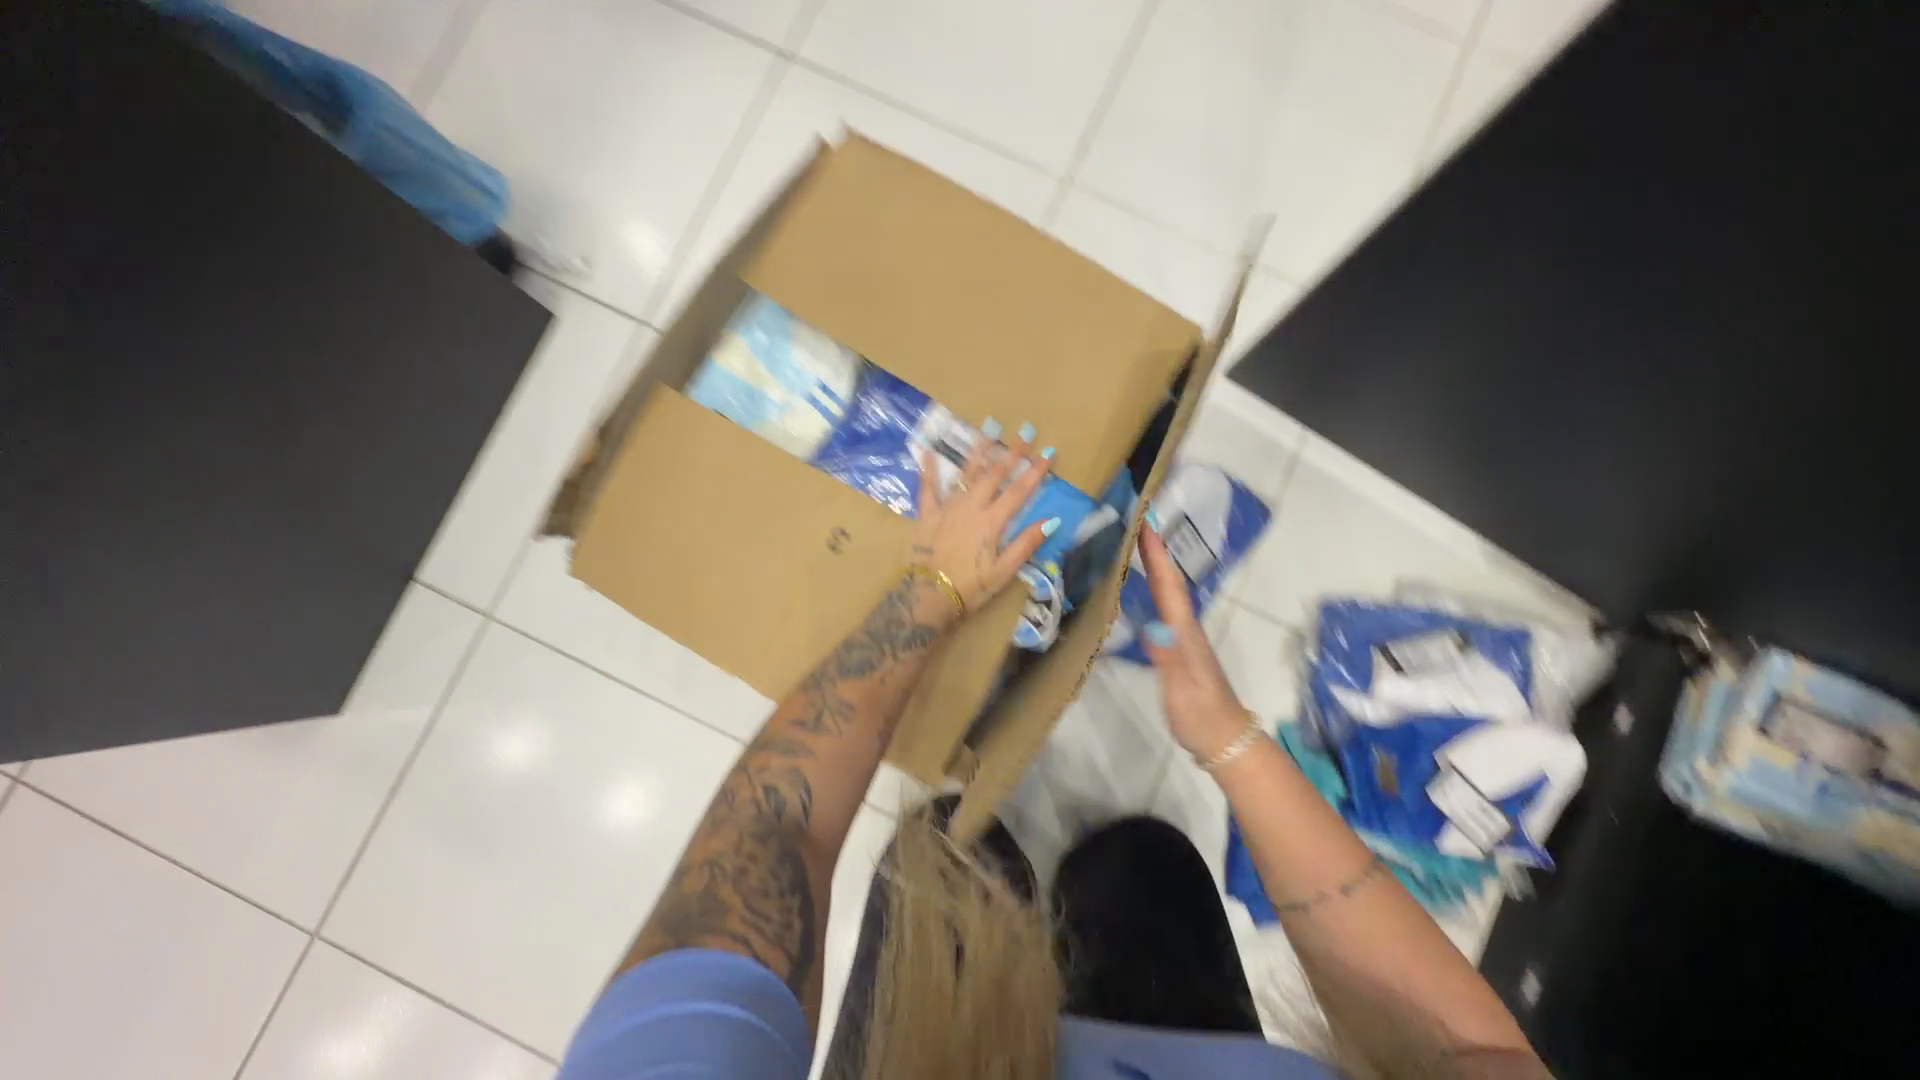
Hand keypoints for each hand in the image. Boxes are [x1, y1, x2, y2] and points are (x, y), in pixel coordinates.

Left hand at [909, 422, 1056, 614]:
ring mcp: (947, 508)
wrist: (927, 597)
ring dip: (979, 450)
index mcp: (992, 523)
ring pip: (966, 474)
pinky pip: (927, 488)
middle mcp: (971, 508)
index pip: (1019, 492)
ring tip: (989, 427)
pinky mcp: (926, 515)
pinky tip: (928, 451)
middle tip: (1025, 431)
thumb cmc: (969, 588)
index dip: (1035, 472)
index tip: (1048, 453)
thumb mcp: (1003, 571)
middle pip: (994, 475)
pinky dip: (928, 469)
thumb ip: (1026, 544)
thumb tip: (1052, 520)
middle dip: (1011, 452)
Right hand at [1138, 521, 1250, 758]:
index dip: (1157, 556)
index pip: (1169, 587)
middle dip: (1155, 554)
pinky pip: (1165, 610)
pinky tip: (1145, 592)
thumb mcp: (1182, 689)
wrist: (1225, 740)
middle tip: (1137, 525)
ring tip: (1137, 548)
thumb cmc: (1201, 715)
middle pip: (1170, 584)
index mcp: (1185, 633)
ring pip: (1169, 595)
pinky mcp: (1180, 651)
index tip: (1145, 524)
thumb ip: (1169, 659)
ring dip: (1156, 569)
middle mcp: (1186, 630)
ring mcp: (1184, 640)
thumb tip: (1154, 627)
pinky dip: (1155, 592)